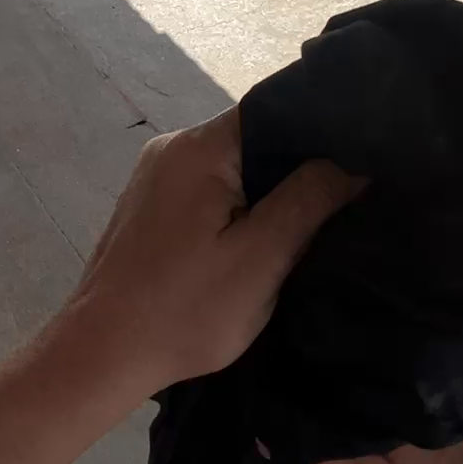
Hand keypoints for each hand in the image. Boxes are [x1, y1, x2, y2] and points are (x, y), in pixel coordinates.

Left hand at [48, 107, 363, 399]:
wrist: (101, 353)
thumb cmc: (183, 309)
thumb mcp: (260, 259)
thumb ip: (309, 201)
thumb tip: (353, 161)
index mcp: (198, 147)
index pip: (272, 110)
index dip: (319, 129)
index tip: (361, 154)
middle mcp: (172, 147)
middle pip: (252, 138)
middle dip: (297, 166)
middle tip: (346, 193)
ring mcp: (156, 175)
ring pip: (231, 166)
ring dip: (268, 190)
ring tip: (312, 216)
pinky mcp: (150, 203)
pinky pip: (208, 187)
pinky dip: (238, 204)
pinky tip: (260, 233)